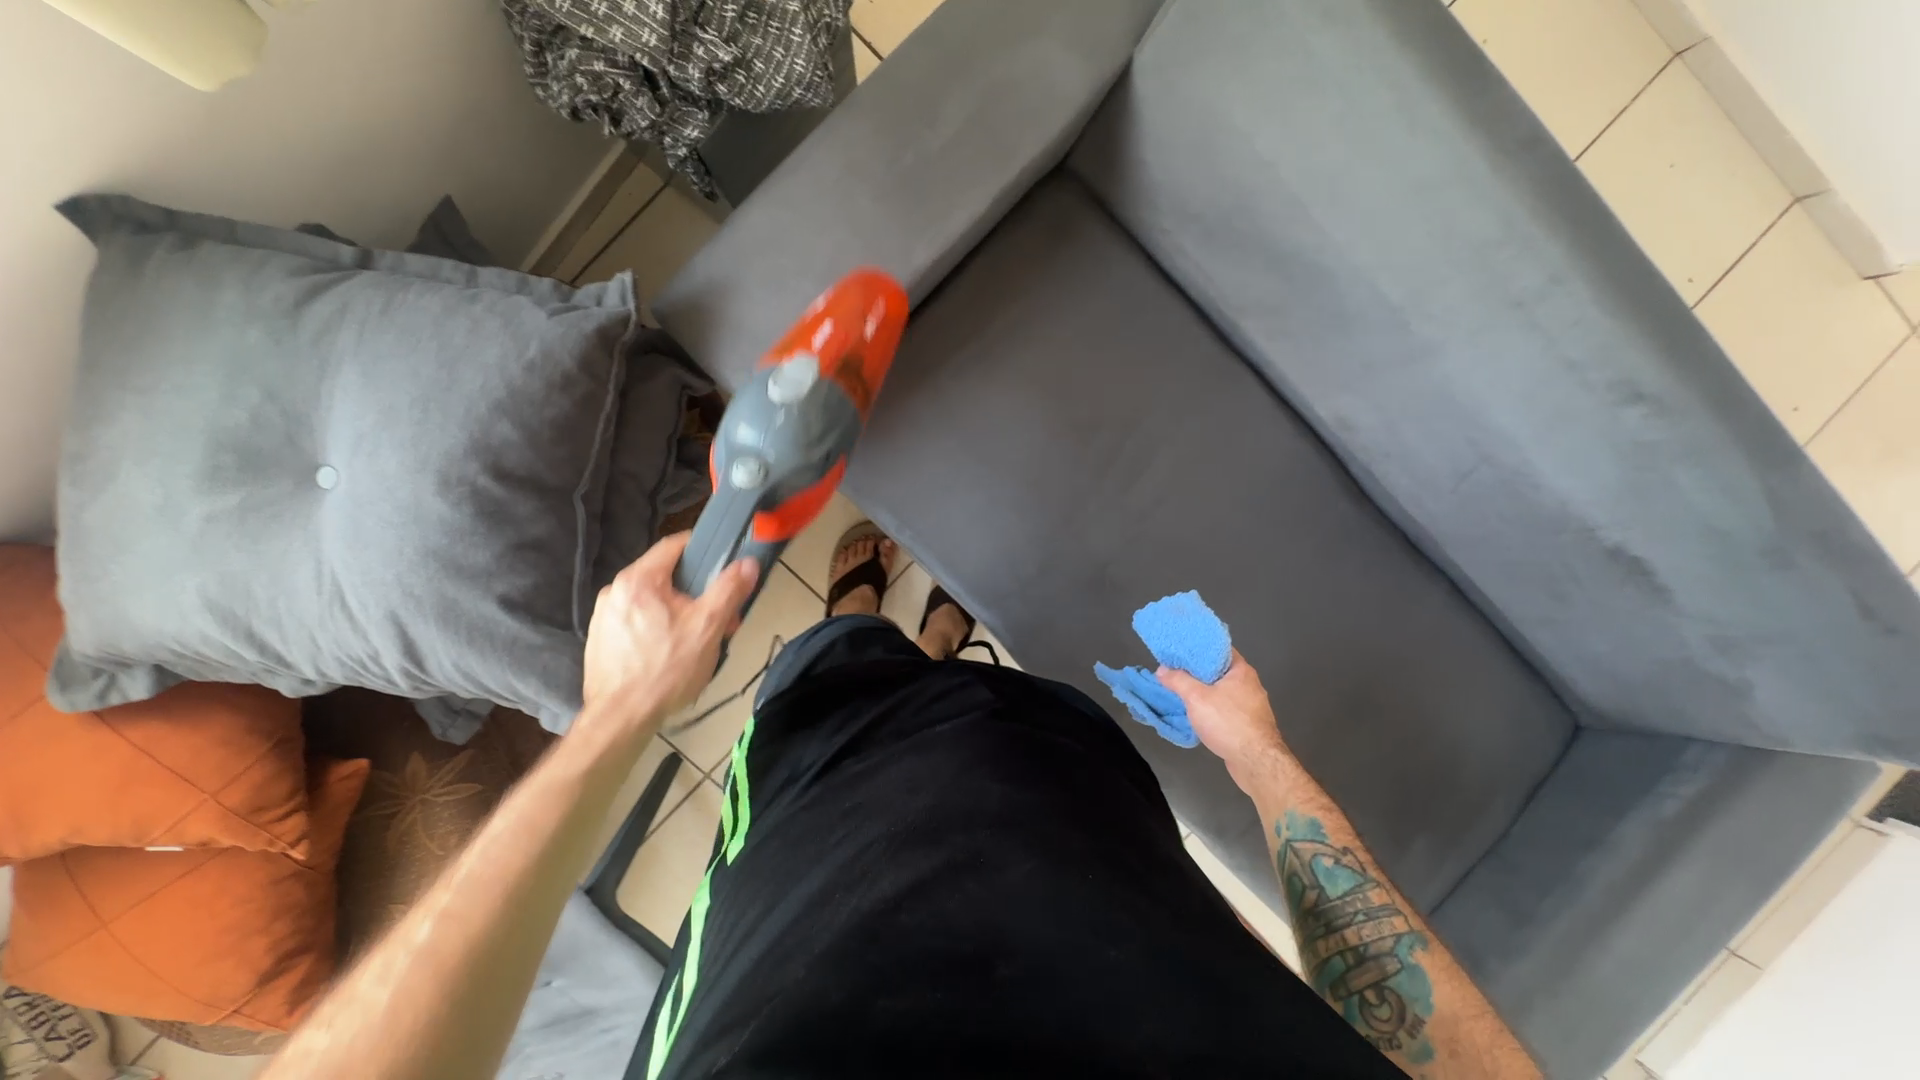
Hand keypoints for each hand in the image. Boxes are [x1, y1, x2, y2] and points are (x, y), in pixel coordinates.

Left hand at [582, 532, 757, 723]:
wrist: (621, 718)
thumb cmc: (666, 669)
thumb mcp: (707, 627)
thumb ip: (729, 590)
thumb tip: (748, 563)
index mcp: (639, 579)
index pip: (675, 545)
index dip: (704, 547)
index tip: (725, 562)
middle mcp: (615, 590)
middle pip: (665, 576)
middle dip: (698, 592)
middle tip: (720, 617)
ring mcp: (603, 616)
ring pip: (652, 602)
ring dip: (679, 612)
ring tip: (698, 641)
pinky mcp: (600, 640)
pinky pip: (637, 622)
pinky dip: (658, 629)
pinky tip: (671, 655)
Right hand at [1158, 649, 1290, 796]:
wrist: (1256, 762)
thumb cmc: (1228, 722)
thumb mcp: (1196, 698)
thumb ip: (1178, 681)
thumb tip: (1162, 669)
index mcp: (1241, 670)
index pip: (1219, 649)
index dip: (1199, 647)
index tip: (1180, 649)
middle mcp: (1250, 684)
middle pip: (1220, 671)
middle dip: (1197, 671)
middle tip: (1175, 670)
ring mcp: (1252, 706)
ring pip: (1222, 692)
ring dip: (1204, 692)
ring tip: (1181, 691)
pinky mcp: (1249, 724)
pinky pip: (1226, 709)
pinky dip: (1212, 708)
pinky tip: (1197, 714)